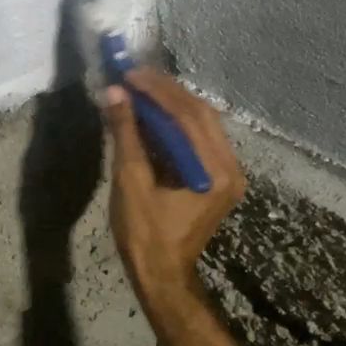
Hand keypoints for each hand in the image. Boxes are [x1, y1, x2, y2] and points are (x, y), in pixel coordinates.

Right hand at [105, 70, 245, 304]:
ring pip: (201, 123)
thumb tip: (115, 92)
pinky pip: (198, 137)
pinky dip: (174, 120)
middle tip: (133, 76)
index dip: (158, 90)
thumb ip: (126, 133)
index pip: (189, 115)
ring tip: (138, 89)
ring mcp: (226, 174)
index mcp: (214, 171)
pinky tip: (150, 114)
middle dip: (166, 91)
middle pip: (201, 114)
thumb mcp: (130, 179)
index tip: (129, 74)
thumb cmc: (143, 230)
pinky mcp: (216, 178)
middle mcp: (229, 169)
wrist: (161, 271)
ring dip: (170, 103)